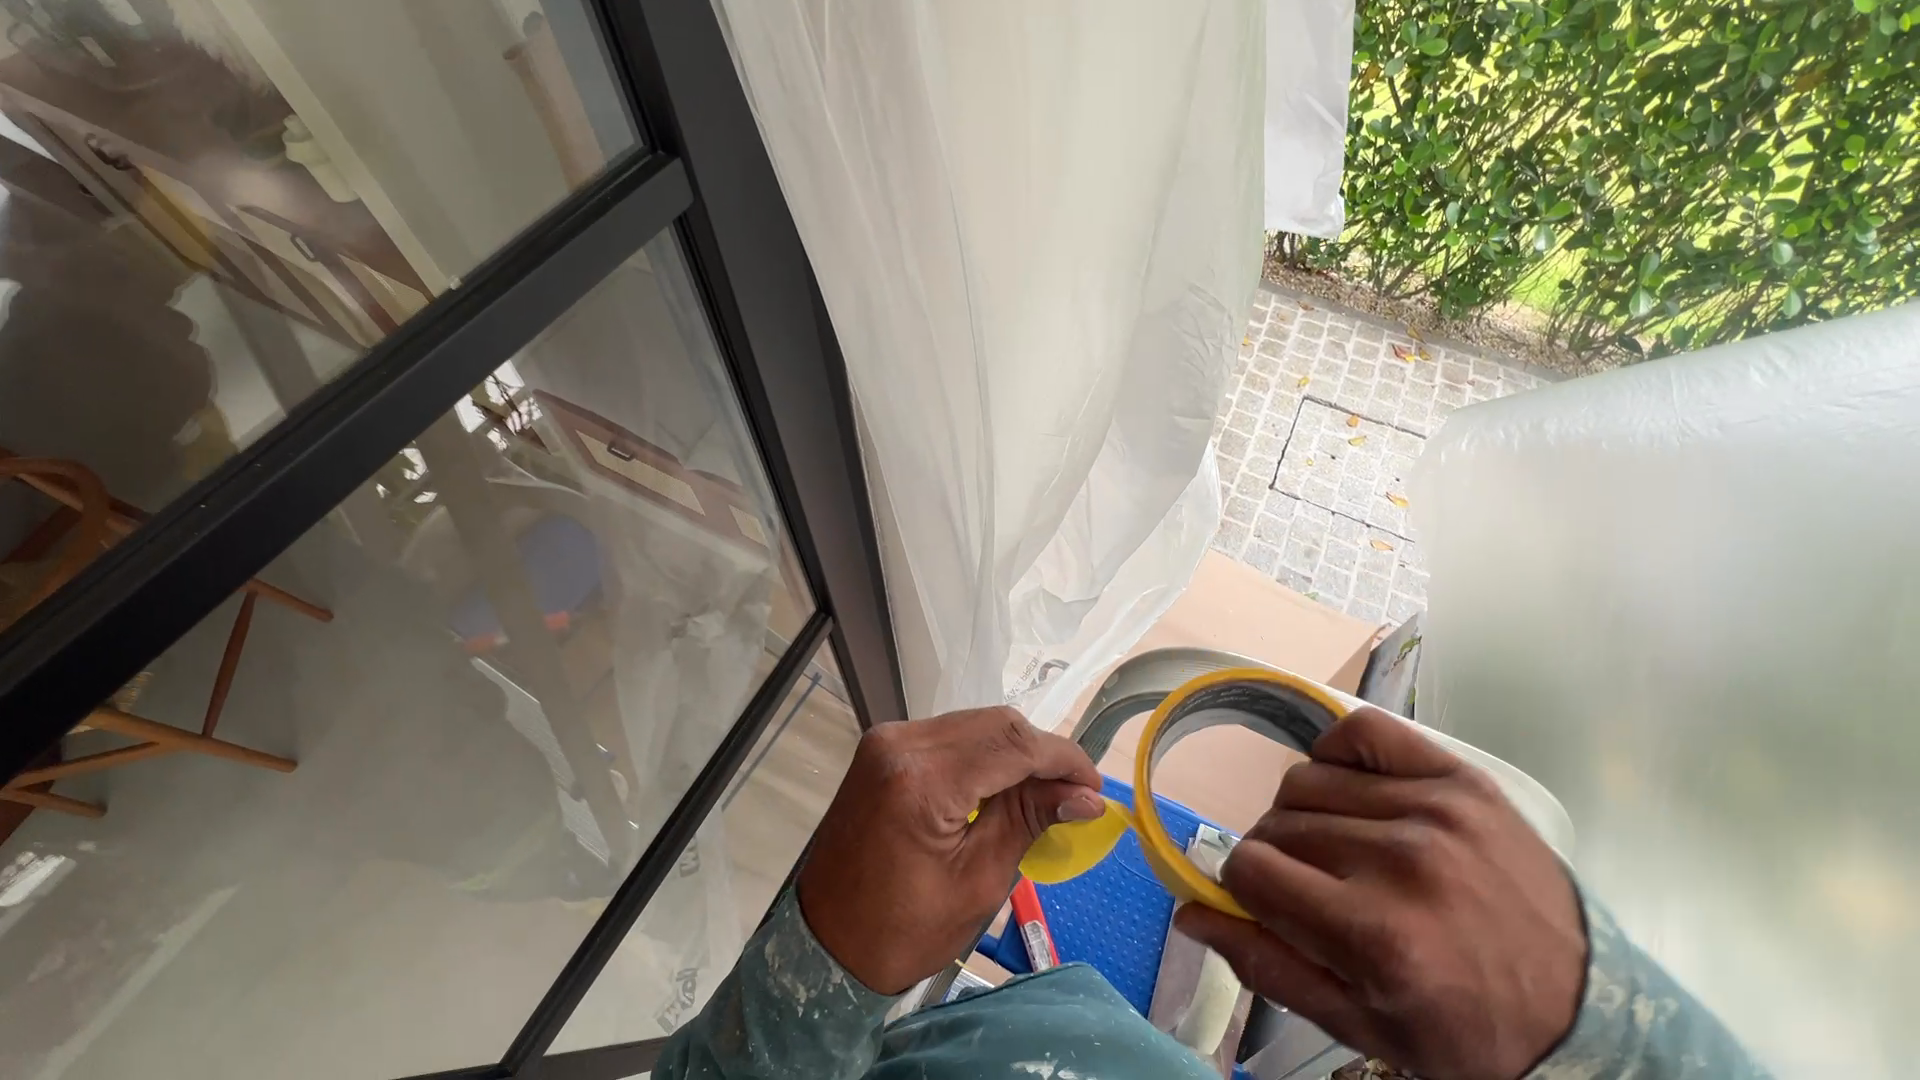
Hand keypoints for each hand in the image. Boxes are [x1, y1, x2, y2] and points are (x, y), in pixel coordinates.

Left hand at [797, 706, 1105, 993]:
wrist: (823, 944)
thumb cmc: (902, 930)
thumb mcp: (978, 881)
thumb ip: (1030, 821)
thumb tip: (1086, 796)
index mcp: (922, 778)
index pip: (1013, 744)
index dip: (1063, 760)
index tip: (1094, 789)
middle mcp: (901, 742)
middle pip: (995, 724)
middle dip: (1042, 753)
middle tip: (1073, 795)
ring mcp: (888, 740)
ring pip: (974, 725)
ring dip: (1014, 752)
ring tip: (1043, 794)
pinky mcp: (883, 748)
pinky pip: (950, 736)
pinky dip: (984, 755)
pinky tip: (1002, 786)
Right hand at [1176, 707, 1584, 1079]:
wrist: (1586, 1014)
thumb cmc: (1462, 1030)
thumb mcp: (1358, 1024)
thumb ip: (1265, 965)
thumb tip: (1188, 910)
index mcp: (1376, 935)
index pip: (1250, 868)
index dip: (1244, 888)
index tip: (1267, 904)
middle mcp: (1402, 861)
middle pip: (1275, 824)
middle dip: (1275, 858)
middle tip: (1310, 888)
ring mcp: (1435, 811)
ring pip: (1306, 781)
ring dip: (1304, 815)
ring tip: (1339, 847)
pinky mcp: (1461, 779)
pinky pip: (1361, 731)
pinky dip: (1337, 752)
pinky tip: (1350, 789)